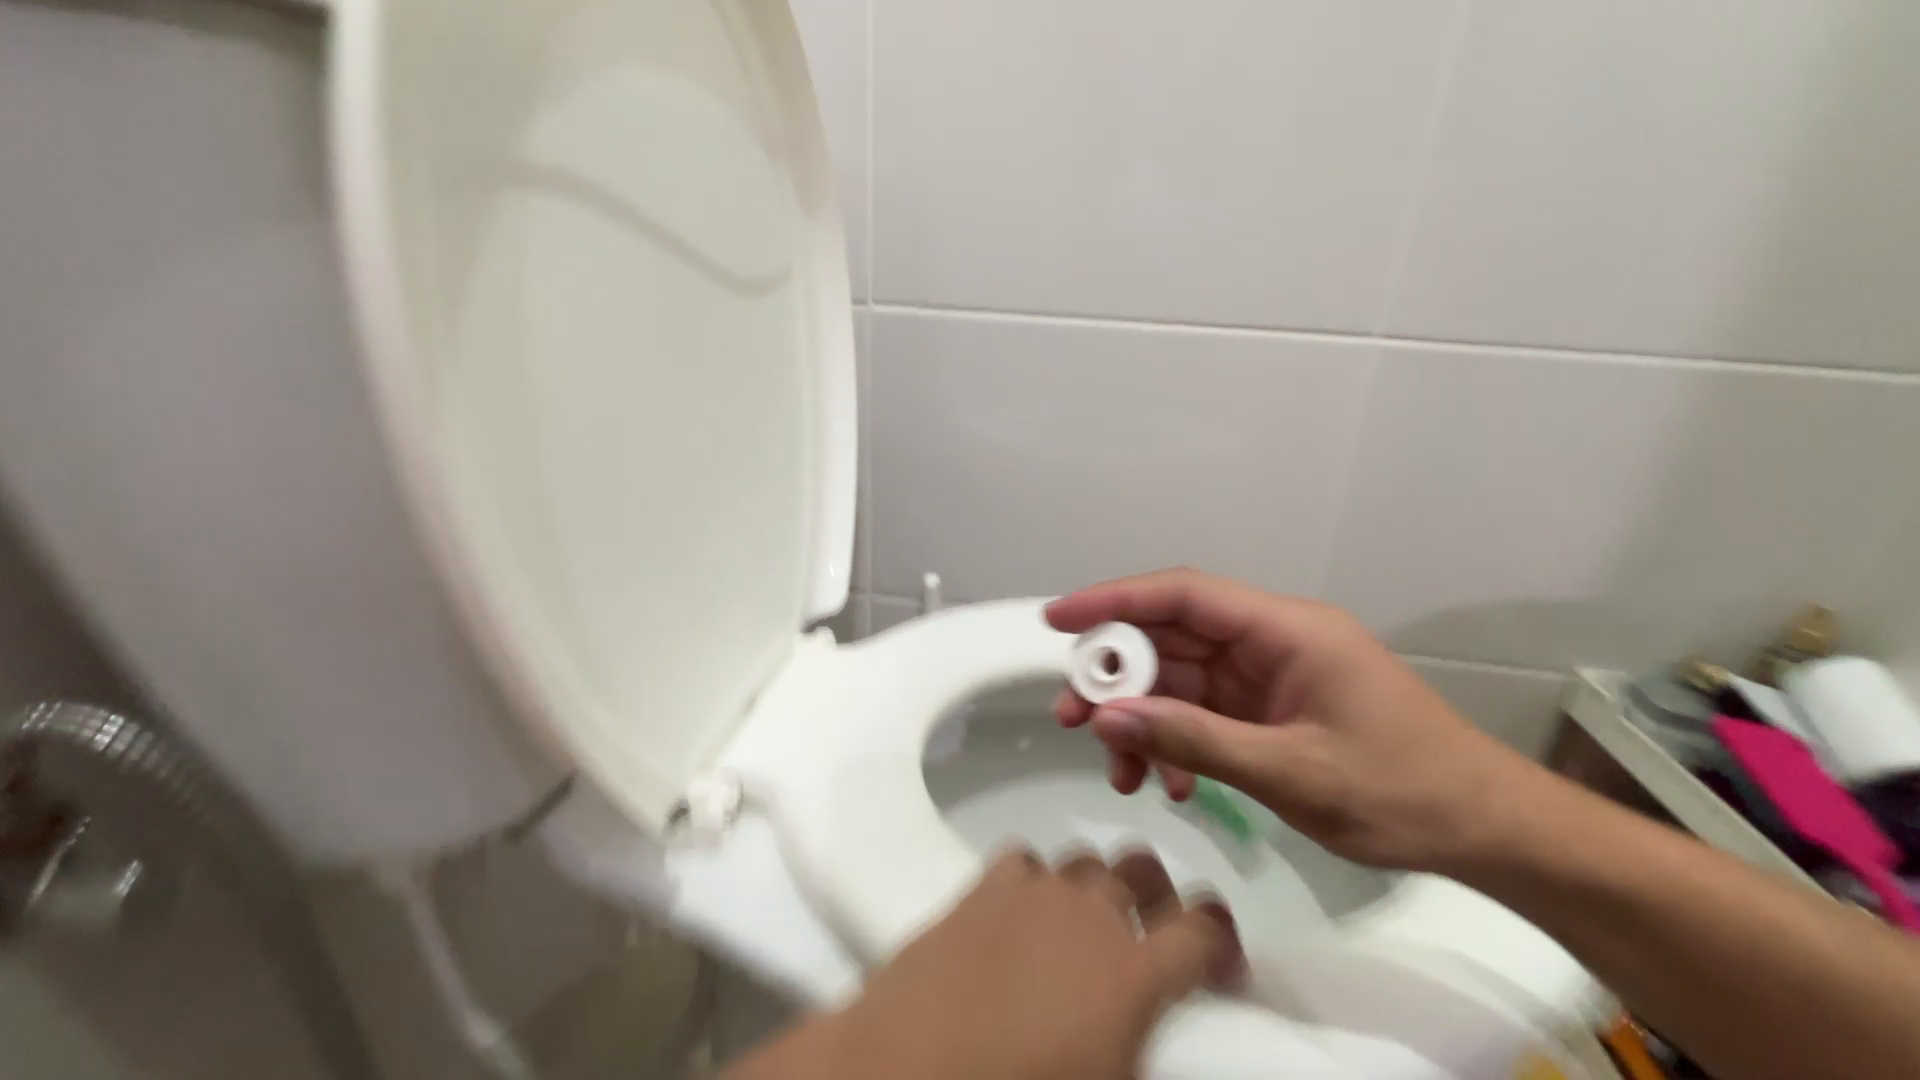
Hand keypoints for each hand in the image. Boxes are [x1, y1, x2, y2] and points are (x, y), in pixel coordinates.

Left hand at [733, 849, 1242, 1079]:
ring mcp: (1034, 893)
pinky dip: (1036, 882)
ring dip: (1097, 887)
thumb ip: (1140, 1046)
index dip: (1222, 941)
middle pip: (1144, 870)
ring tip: (1084, 927)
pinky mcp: (982, 888)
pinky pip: (1025, 861)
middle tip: (1152, 938)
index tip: (1221, 970)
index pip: (1204, 928)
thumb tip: (1142, 1032)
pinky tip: (1024, 915)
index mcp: (1135, 971)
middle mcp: (1091, 914)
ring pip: (1086, 860)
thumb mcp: (1110, 1077)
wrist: (906, 1068)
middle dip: (1160, 898)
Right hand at [1047, 568, 1542, 871]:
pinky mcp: (1271, 709)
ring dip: (1142, 720)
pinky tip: (1169, 785)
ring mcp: (1271, 676)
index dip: (1115, 599)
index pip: (1185, 594)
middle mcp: (1273, 641)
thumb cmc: (1401, 791)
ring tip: (1118, 773)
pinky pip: (1204, 712)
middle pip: (1173, 637)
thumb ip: (1193, 740)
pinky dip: (1176, 742)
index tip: (1057, 620)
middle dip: (1118, 676)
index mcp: (1287, 630)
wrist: (1483, 830)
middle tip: (1071, 719)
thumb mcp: (1290, 771)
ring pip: (1181, 679)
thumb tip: (1107, 719)